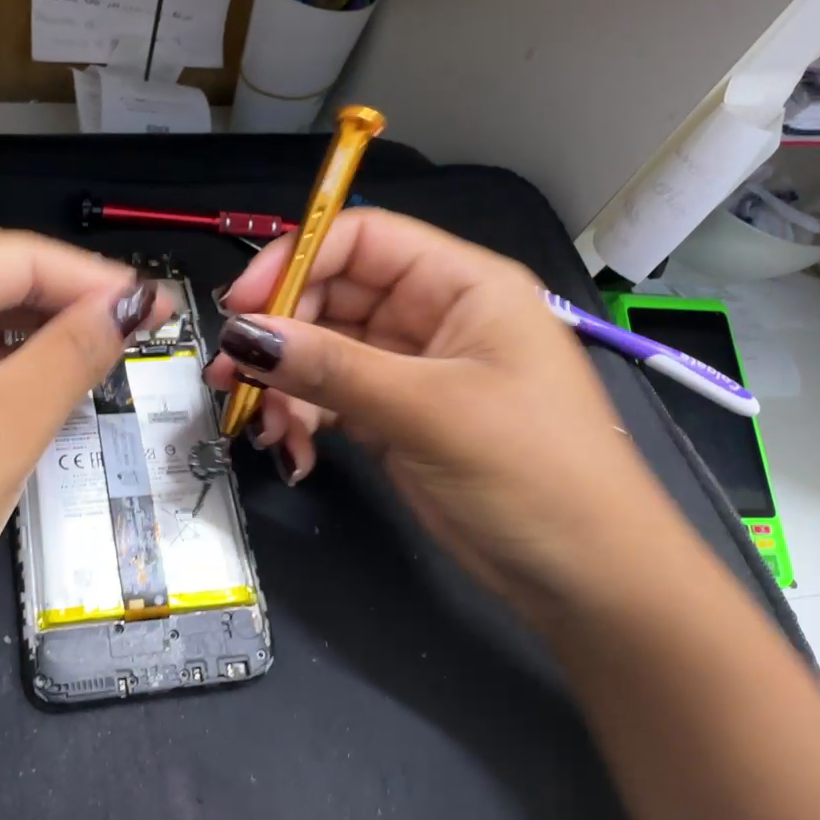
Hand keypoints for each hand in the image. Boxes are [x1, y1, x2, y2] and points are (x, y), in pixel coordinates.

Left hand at [0, 229, 167, 686]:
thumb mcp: (3, 430)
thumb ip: (73, 353)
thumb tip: (127, 303)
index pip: (10, 255)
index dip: (90, 278)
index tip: (151, 303)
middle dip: (61, 307)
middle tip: (134, 333)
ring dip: (30, 341)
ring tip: (95, 361)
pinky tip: (33, 391)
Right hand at [204, 209, 678, 610]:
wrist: (586, 579)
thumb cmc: (534, 474)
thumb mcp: (428, 411)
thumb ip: (331, 368)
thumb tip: (243, 335)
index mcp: (463, 286)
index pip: (362, 241)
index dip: (295, 261)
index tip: (240, 305)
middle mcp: (434, 316)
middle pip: (333, 297)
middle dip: (280, 335)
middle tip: (233, 377)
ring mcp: (412, 370)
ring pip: (324, 353)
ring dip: (286, 386)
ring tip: (266, 427)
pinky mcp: (396, 417)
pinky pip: (331, 399)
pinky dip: (304, 419)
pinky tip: (295, 450)